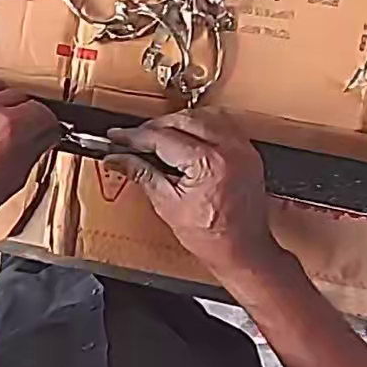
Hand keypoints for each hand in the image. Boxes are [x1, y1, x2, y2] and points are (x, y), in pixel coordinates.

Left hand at [0, 78, 59, 238]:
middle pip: (26, 98)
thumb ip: (33, 150)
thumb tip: (45, 137)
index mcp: (9, 130)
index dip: (51, 126)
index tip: (50, 132)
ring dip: (12, 103)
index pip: (44, 113)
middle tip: (33, 132)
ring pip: (3, 89)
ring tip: (11, 122)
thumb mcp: (14, 179)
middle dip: (32, 116)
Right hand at [104, 109, 287, 278]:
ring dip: (177, 121)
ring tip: (158, 137)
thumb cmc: (212, 237)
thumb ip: (142, 174)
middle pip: (181, 119)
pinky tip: (187, 135)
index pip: (161, 138)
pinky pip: (222, 123)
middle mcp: (228, 149)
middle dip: (153, 127)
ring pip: (202, 115)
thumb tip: (118, 159)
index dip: (134, 137)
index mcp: (207, 163)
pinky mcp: (248, 151)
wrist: (243, 251)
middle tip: (133, 140)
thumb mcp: (168, 205)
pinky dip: (201, 124)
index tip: (118, 138)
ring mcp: (242, 148)